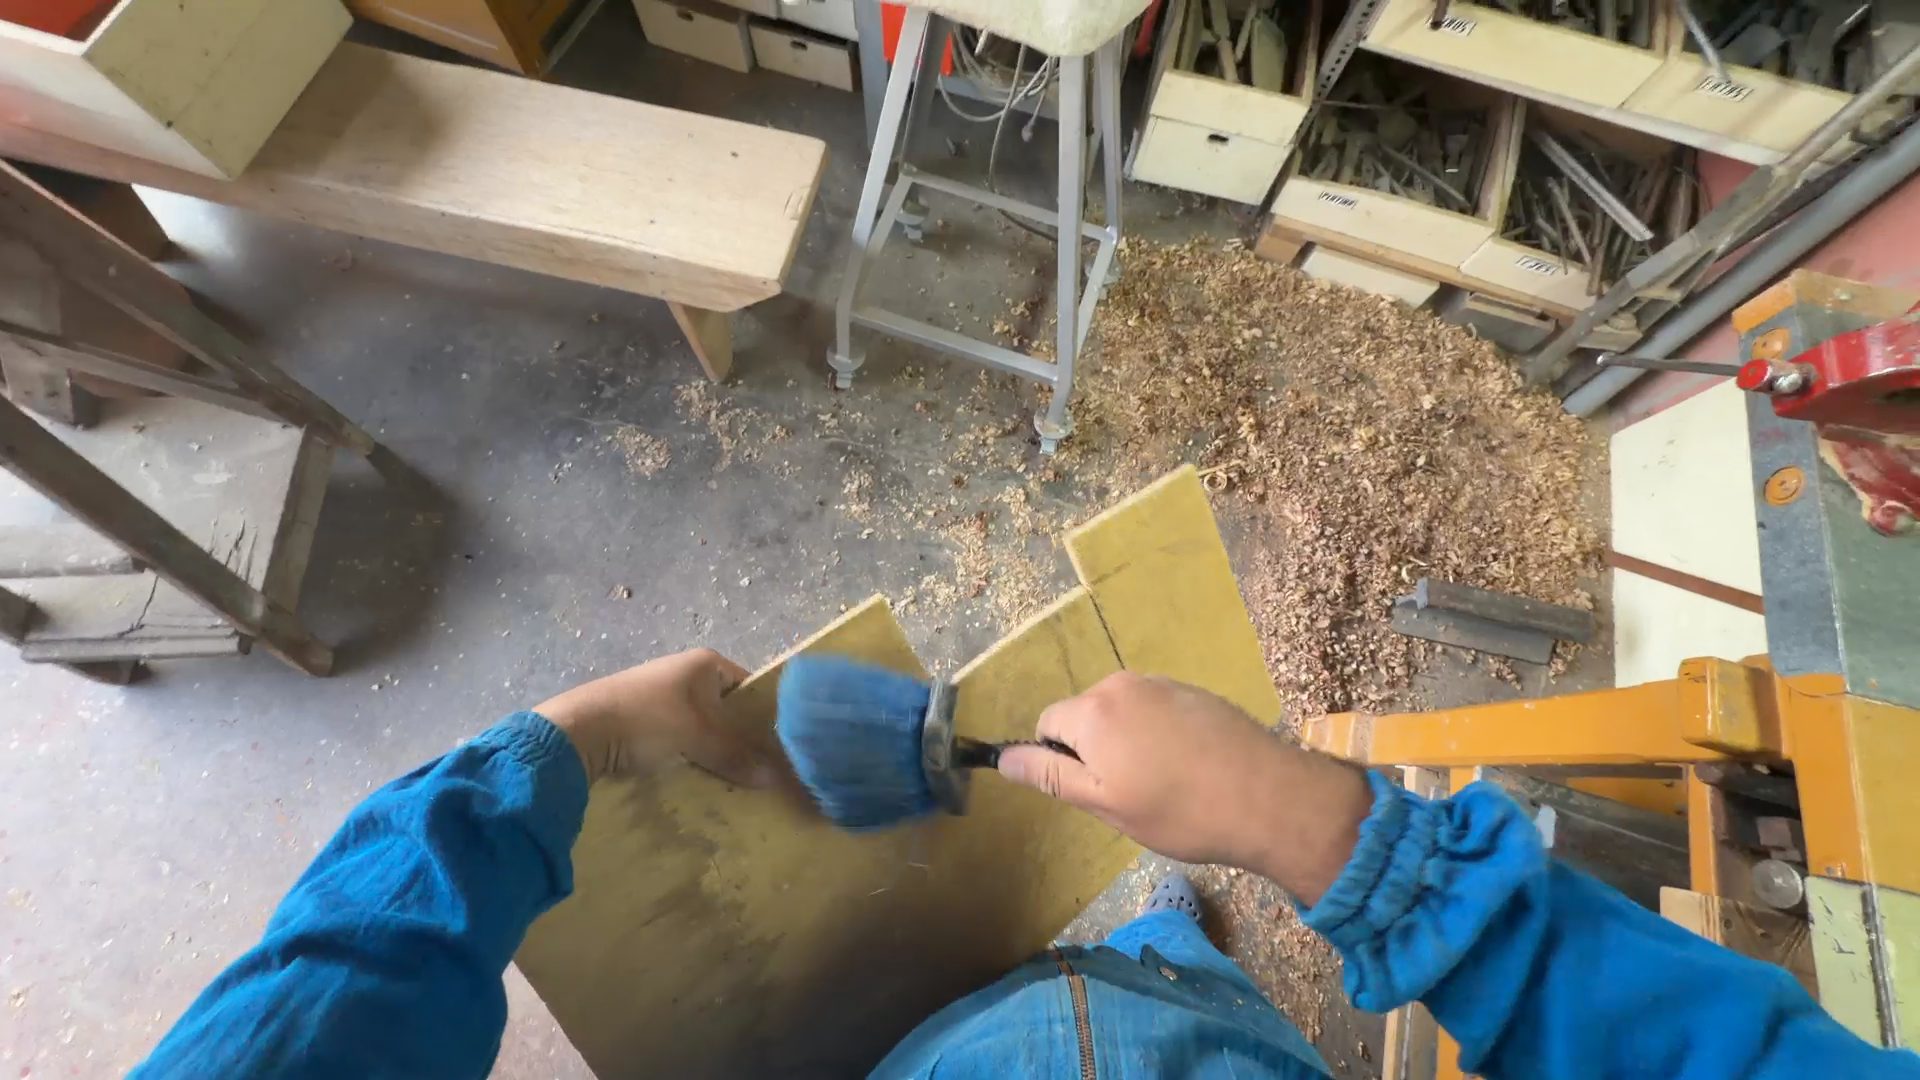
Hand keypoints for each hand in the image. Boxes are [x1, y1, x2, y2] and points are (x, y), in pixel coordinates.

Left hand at [534, 648, 776, 787]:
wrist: (578, 732)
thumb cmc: (649, 719)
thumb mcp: (700, 737)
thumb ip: (737, 756)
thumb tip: (776, 779)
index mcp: (706, 663)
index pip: (749, 687)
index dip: (764, 716)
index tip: (777, 747)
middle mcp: (686, 673)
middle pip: (726, 709)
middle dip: (738, 738)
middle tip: (756, 768)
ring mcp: (661, 695)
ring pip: (701, 727)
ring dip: (711, 750)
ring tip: (729, 778)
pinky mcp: (640, 719)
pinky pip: (677, 738)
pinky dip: (687, 755)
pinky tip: (694, 776)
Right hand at [996, 672, 1371, 904]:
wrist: (1270, 796)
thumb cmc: (1179, 810)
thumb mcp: (1105, 803)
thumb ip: (1050, 776)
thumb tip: (1003, 758)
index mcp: (1092, 711)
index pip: (1046, 724)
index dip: (1058, 759)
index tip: (1094, 790)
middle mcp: (1120, 685)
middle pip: (1083, 716)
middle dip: (1093, 750)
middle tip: (1130, 792)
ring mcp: (1159, 683)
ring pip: (1118, 713)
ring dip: (1125, 741)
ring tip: (1163, 781)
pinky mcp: (1190, 690)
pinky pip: (1151, 708)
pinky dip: (1155, 732)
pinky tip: (1187, 764)